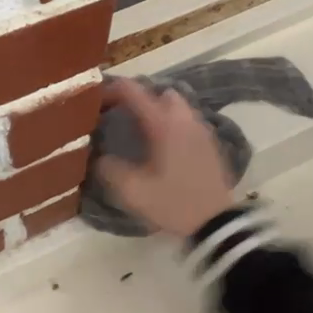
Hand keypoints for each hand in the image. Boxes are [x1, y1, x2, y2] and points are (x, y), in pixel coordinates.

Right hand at [95, 79, 235, 236]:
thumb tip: (99, 158)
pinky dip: (174, 124)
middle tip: (123, 115)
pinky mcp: (210, 144)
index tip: (96, 98)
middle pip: (161, 93)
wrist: (216, 222)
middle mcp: (184, 120)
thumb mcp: (134, 191)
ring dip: (160, 111)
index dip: (112, 89)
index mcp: (164, 125)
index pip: (134, 92)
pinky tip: (164, 146)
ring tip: (143, 131)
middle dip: (142, 98)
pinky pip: (189, 122)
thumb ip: (111, 170)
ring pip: (178, 106)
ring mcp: (201, 131)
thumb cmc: (174, 203)